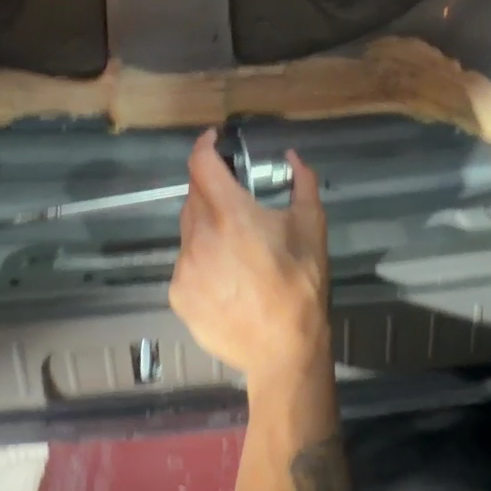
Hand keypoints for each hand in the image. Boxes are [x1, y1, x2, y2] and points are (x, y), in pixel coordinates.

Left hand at [170, 129, 331, 384]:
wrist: (283, 350)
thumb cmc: (301, 283)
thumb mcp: (312, 225)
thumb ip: (302, 182)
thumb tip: (292, 156)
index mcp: (230, 213)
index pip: (201, 164)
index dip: (204, 146)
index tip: (213, 140)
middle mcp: (199, 235)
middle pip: (194, 195)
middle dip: (211, 187)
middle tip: (235, 196)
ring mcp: (184, 268)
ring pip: (189, 230)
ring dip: (207, 225)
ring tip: (236, 245)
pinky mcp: (178, 295)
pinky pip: (186, 263)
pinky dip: (202, 258)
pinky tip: (227, 277)